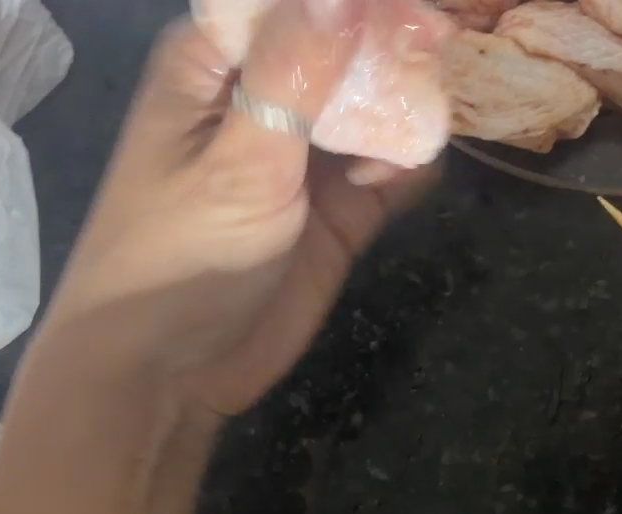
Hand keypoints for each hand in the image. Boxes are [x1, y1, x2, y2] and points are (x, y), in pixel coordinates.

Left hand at [35, 0, 437, 416]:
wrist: (175, 368)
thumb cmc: (180, 255)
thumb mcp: (236, 160)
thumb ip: (292, 79)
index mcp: (218, 64)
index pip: (293, 4)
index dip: (349, 4)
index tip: (408, 1)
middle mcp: (268, 100)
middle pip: (342, 52)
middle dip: (388, 47)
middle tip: (447, 38)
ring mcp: (308, 162)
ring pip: (372, 112)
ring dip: (406, 105)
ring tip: (446, 93)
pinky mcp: (339, 216)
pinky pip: (387, 174)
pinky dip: (408, 164)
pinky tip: (422, 160)